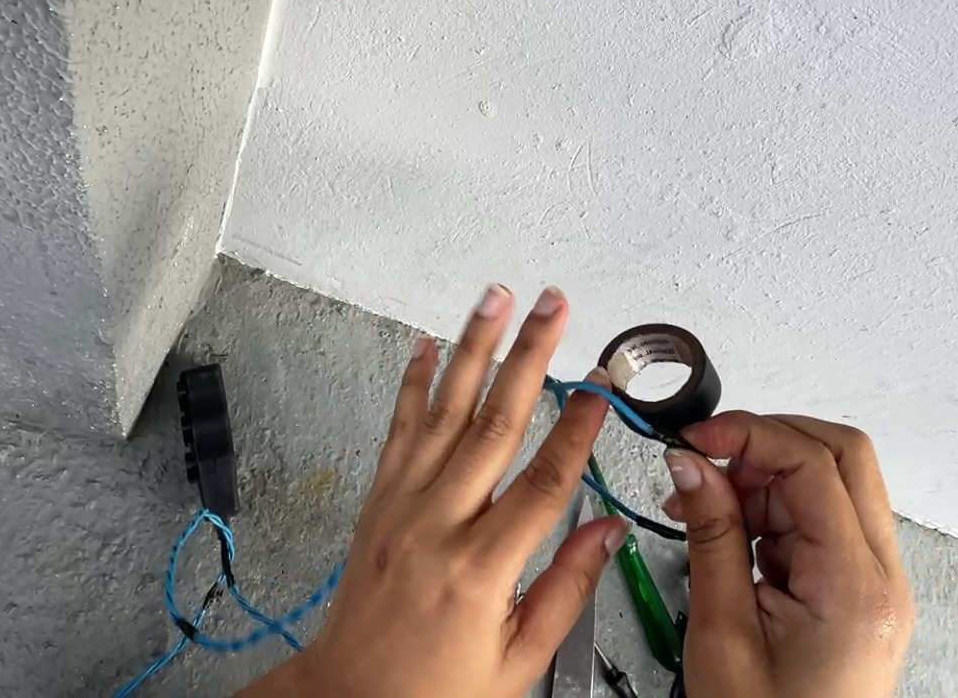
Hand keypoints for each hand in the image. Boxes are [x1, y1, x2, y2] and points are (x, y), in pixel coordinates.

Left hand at [238, 285, 628, 697]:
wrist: (350, 695)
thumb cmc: (436, 688)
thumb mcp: (517, 661)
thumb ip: (566, 589)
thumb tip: (607, 530)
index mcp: (482, 567)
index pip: (545, 481)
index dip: (578, 427)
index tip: (601, 384)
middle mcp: (440, 520)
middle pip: (496, 422)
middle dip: (529, 355)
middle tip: (553, 307)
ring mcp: (404, 499)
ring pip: (445, 408)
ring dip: (473, 346)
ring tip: (496, 299)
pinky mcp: (379, 492)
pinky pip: (399, 426)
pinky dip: (414, 381)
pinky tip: (429, 344)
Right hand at [663, 413, 912, 697]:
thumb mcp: (722, 630)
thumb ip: (711, 533)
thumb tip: (688, 459)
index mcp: (854, 586)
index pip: (814, 464)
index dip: (749, 433)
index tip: (692, 440)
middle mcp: (878, 573)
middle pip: (841, 455)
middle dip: (767, 440)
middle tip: (708, 460)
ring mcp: (871, 577)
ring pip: (825, 478)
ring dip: (761, 475)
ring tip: (704, 508)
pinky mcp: (853, 584)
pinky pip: (814, 512)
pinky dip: (766, 504)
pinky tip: (725, 529)